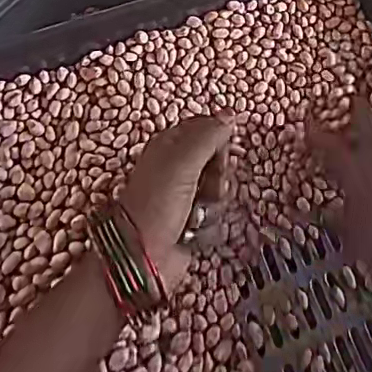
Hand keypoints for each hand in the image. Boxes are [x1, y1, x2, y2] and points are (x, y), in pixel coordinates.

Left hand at [114, 116, 232, 289]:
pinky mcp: (193, 224)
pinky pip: (217, 219)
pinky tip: (190, 232)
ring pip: (221, 193)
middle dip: (218, 178)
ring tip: (194, 214)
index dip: (219, 141)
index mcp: (170, 144)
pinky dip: (207, 227)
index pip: (208, 129)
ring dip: (212, 206)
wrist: (142, 257)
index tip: (220, 153)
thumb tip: (230, 114)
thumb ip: (208, 135)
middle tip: (206, 186)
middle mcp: (178, 168)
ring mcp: (185, 197)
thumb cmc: (157, 203)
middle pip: (219, 162)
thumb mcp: (183, 161)